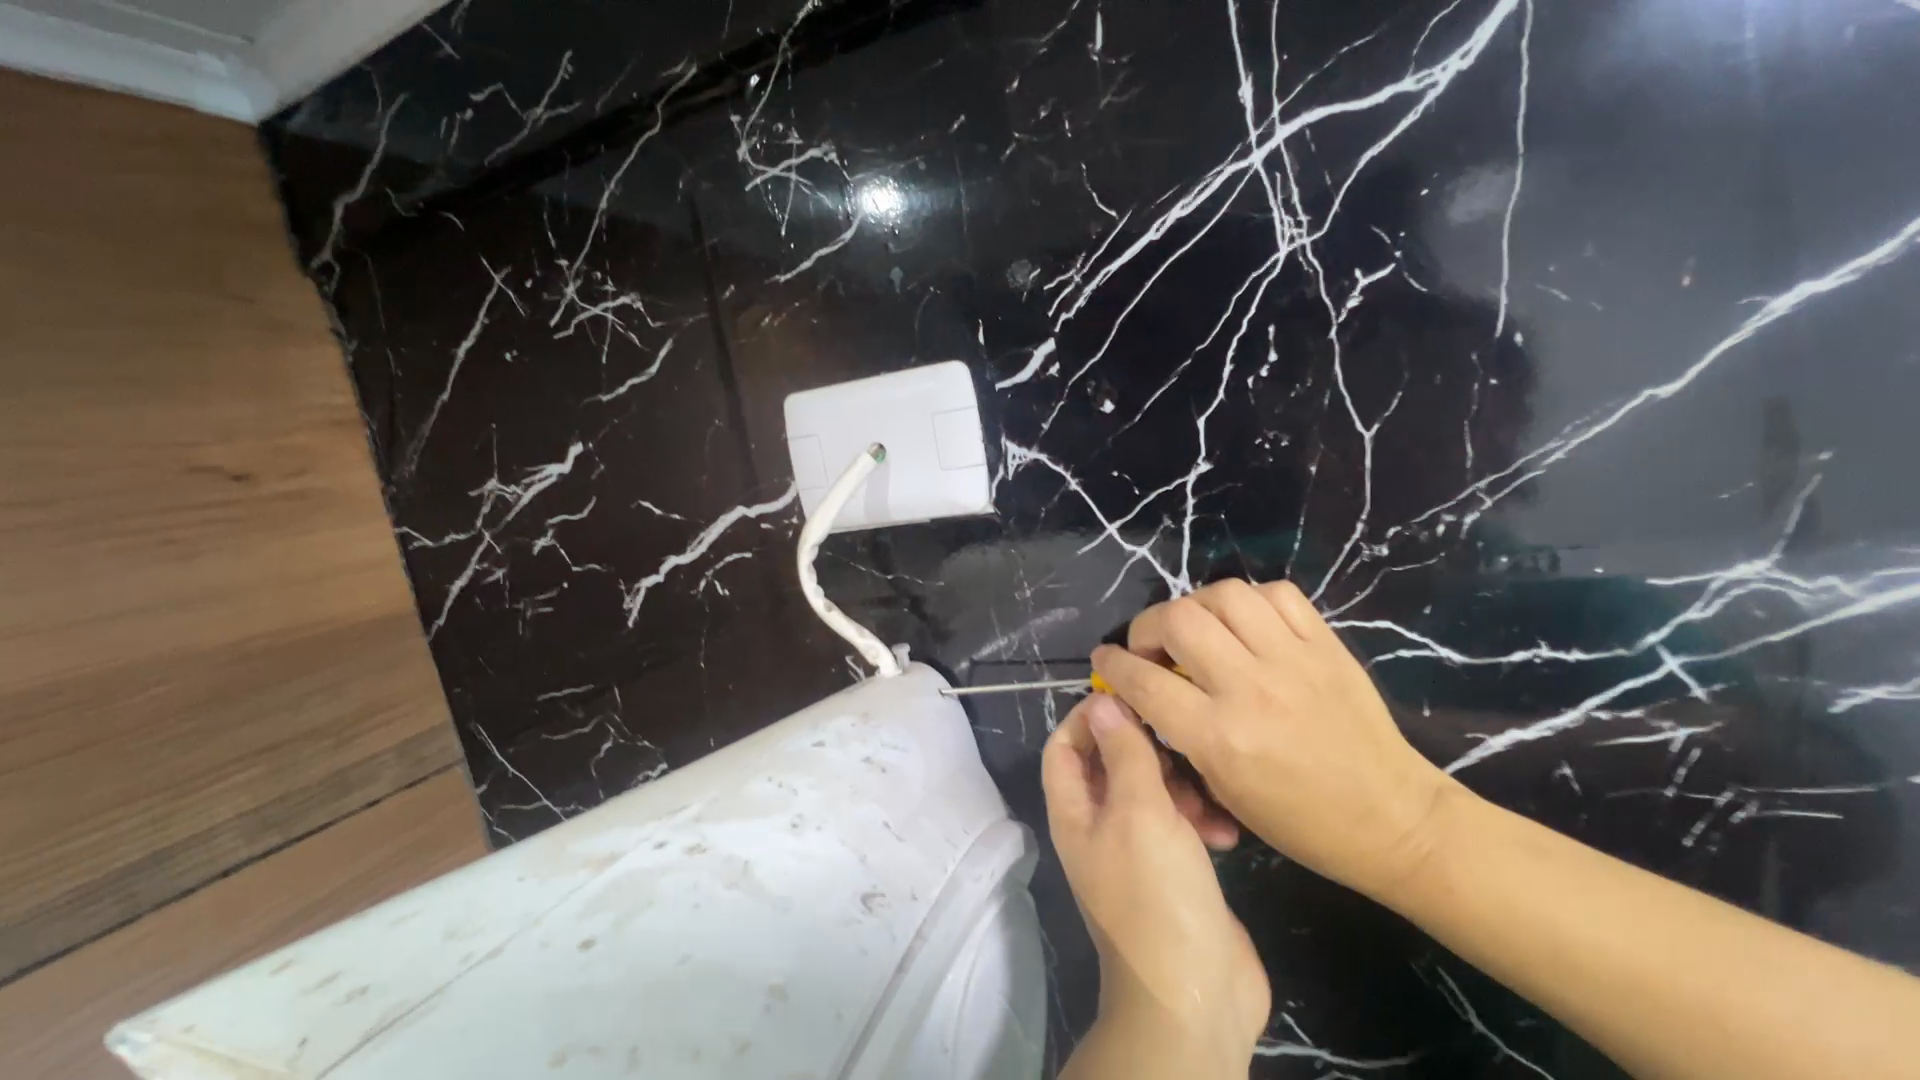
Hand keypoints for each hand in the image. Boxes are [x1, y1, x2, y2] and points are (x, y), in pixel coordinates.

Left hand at [1042, 694, 1269, 1069]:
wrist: (1195, 995)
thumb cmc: (1156, 894)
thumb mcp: (1138, 812)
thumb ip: (1123, 754)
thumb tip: (1102, 702)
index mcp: (1074, 812)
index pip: (1065, 747)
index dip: (1090, 716)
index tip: (1134, 693)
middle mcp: (1100, 827)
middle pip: (1114, 765)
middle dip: (1148, 748)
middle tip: (1185, 737)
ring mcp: (1139, 852)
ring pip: (1155, 793)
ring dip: (1184, 786)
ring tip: (1212, 791)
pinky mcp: (1176, 872)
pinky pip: (1183, 827)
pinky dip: (1202, 820)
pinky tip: (1227, 832)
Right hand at [1091, 578, 1462, 903]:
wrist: (1391, 818)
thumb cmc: (1299, 822)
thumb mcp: (1223, 791)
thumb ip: (1181, 736)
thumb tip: (1148, 694)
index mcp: (1220, 737)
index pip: (1144, 681)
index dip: (1113, 666)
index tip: (1105, 661)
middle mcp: (1250, 688)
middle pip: (1177, 621)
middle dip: (1147, 627)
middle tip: (1150, 646)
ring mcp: (1292, 660)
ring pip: (1224, 596)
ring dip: (1195, 606)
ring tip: (1196, 628)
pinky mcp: (1326, 645)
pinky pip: (1278, 595)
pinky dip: (1250, 601)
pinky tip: (1245, 623)